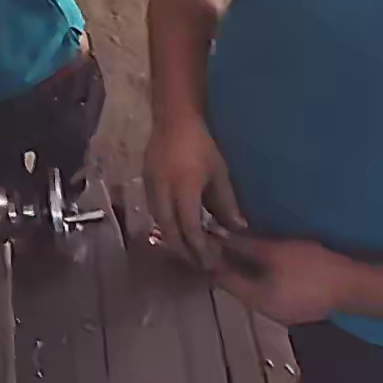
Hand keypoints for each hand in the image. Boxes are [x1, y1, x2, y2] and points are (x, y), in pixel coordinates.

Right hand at [143, 116, 246, 268]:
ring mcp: (150, 184)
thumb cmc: (201, 144)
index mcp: (184, 186)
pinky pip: (153, 209)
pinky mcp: (144, 180)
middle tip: (199, 264)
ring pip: (158, 221)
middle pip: (169, 229)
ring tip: (189, 250)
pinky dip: (165, 224)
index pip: (189, 226)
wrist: (173, 118)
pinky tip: (176, 228)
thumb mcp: (220, 173)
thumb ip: (226, 203)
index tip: (211, 262)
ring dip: (173, 238)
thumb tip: (237, 229)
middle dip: (184, 250)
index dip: (200, 248)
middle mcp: (163, 188)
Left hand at [211, 233, 362, 325]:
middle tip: (212, 235)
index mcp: (255, 300)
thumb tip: (215, 236)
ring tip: (229, 239)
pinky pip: (264, 286)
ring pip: (249, 285)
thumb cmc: (311, 268)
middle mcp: (263, 310)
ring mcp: (280, 310)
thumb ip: (241, 245)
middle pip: (233, 283)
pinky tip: (254, 253)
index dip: (207, 258)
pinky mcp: (293, 304)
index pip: (220, 279)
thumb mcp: (272, 251)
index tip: (198, 238)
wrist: (357, 285)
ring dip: (238, 265)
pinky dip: (254, 270)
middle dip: (222, 260)